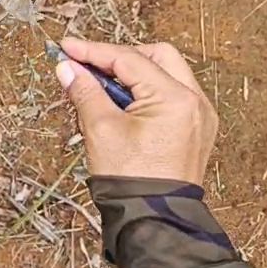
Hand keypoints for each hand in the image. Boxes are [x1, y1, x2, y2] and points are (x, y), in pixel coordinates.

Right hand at [55, 38, 215, 184]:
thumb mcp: (100, 128)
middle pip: (155, 56)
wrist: (153, 219)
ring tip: (101, 87)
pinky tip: (121, 102)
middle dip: (119, 57)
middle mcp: (194, 102)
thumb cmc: (131, 179)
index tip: (67, 48)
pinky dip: (145, 91)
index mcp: (175, 98)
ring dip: (132, 73)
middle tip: (88, 65)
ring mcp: (199, 116)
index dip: (93, 52)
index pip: (128, 59)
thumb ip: (84, 91)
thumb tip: (67, 68)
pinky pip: (170, 95)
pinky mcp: (194, 129)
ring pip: (165, 73)